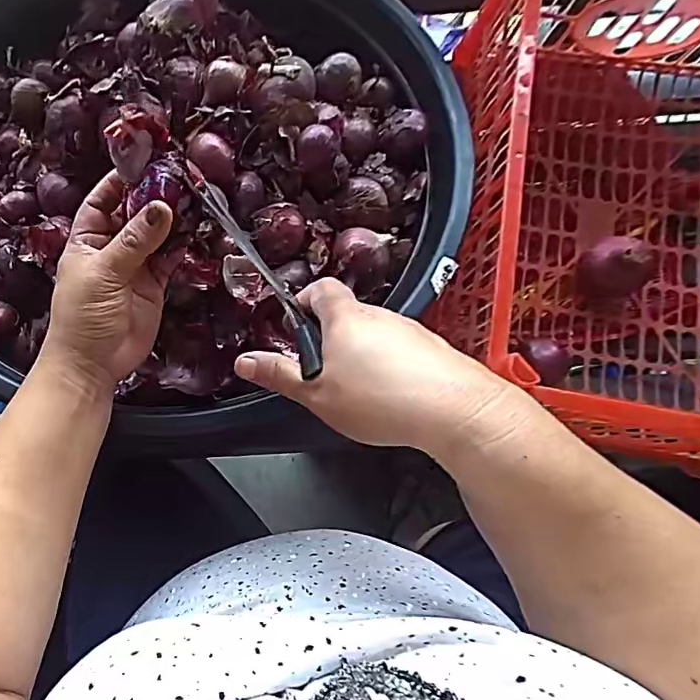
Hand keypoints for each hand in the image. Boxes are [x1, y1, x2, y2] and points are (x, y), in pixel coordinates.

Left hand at [40, 171, 172, 392]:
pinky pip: (169, 260)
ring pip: (156, 235)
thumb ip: (134, 241)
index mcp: (87, 239)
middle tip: (179, 177)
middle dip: (153, 196)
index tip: (144, 162)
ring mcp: (135, 267)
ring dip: (171, 220)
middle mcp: (111, 249)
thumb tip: (161, 208)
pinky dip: (181, 247)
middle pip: (134, 214)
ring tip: (192, 198)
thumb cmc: (82, 317)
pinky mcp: (154, 286)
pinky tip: (193, 231)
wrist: (92, 364)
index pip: (103, 200)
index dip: (120, 181)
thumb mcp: (104, 272)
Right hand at [233, 278, 524, 455]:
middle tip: (320, 368)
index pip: (320, 289)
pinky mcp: (430, 349)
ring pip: (375, 334)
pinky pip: (401, 351)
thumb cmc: (384, 399)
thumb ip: (279, 375)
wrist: (452, 410)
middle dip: (331, 336)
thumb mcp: (316, 394)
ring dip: (361, 353)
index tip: (294, 318)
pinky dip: (390, 367)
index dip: (303, 300)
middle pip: (347, 314)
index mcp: (345, 318)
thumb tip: (247, 362)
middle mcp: (379, 315)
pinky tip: (387, 396)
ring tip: (355, 390)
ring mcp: (408, 330)